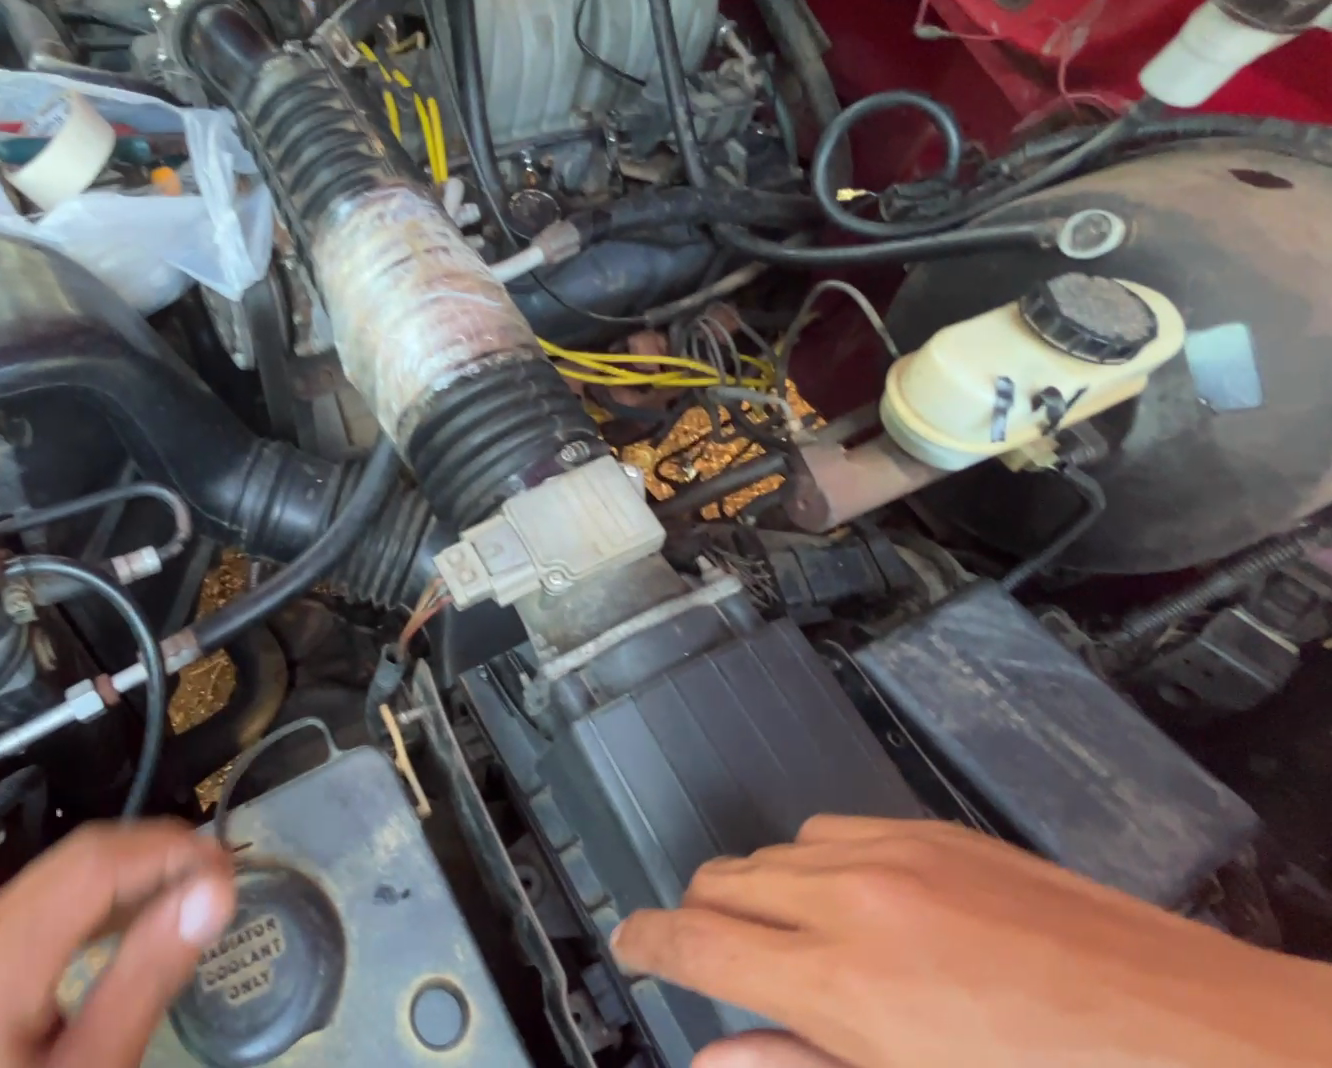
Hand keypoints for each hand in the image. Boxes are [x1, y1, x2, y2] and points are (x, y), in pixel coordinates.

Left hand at [0, 820, 235, 1067]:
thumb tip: (214, 891)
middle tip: (222, 877)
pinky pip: (42, 905)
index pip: (93, 865)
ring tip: (194, 891)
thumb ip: (148, 978)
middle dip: (155, 855)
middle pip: (75, 861)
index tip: (230, 865)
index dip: (168, 850)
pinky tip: (138, 918)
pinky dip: (98, 900)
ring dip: (132, 873)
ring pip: (61, 875)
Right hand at [612, 815, 1331, 1067]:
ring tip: (783, 938)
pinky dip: (810, 863)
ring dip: (753, 892)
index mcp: (846, 983)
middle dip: (697, 920)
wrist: (1241, 1054)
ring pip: (767, 852)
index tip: (632, 945)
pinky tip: (846, 903)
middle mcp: (855, 899)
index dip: (647, 942)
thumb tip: (716, 1059)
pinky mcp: (936, 831)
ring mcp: (896, 853)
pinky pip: (828, 829)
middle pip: (718, 884)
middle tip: (711, 960)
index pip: (696, 944)